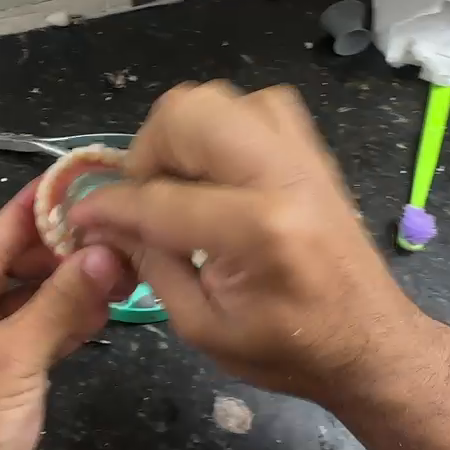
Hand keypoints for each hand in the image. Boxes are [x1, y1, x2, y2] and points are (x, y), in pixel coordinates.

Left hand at [0, 183, 130, 449]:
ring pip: (28, 297)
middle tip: (117, 232)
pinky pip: (34, 328)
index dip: (36, 210)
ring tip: (121, 265)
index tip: (78, 180)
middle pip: (12, 266)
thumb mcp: (12, 360)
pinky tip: (103, 306)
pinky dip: (66, 319)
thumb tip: (107, 253)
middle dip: (63, 254)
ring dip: (70, 287)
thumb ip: (60, 302)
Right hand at [71, 81, 433, 406]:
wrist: (371, 343)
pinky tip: (215, 170)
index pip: (157, 199)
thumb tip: (102, 222)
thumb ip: (148, 264)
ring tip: (178, 184)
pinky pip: (253, 105)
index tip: (78, 215)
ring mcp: (302, 156)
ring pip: (217, 99)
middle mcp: (282, 176)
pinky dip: (220, 128)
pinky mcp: (311, 151)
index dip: (106, 207)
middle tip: (142, 197)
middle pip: (187, 114)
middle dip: (146, 153)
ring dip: (181, 137)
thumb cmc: (287, 350)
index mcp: (257, 231)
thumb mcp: (201, 326)